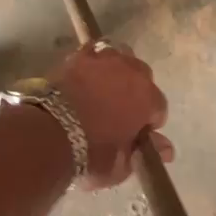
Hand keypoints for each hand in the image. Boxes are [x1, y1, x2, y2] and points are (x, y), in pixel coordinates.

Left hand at [50, 41, 171, 189]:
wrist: (50, 133)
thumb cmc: (92, 154)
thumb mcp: (122, 165)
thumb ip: (143, 151)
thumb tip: (166, 148)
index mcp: (147, 97)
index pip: (159, 107)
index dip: (149, 122)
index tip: (137, 135)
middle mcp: (131, 71)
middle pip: (142, 76)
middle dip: (136, 92)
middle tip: (120, 112)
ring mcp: (103, 59)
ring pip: (120, 57)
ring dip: (117, 71)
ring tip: (104, 89)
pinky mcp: (78, 56)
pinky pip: (94, 51)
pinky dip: (94, 61)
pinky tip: (87, 74)